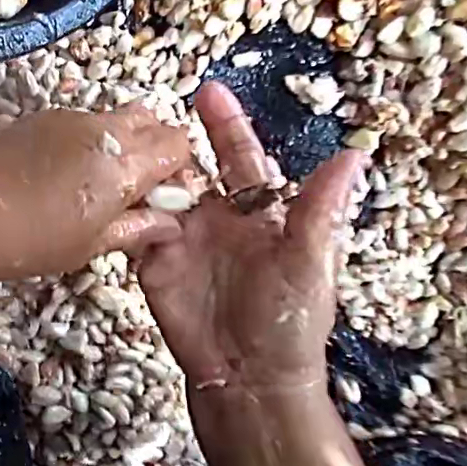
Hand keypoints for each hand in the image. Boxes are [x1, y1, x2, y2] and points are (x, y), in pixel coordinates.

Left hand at [0, 108, 190, 278]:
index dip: (177, 165)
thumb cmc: (36, 242)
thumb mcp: (93, 245)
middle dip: (154, 144)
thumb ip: (138, 227)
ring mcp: (72, 118)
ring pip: (116, 116)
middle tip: (133, 178)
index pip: (177, 144)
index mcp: (125, 167)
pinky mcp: (45, 115)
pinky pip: (82, 118)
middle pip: (152, 121)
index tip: (162, 188)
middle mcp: (105, 131)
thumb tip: (172, 223)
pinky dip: (88, 136)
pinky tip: (66, 164)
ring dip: (120, 138)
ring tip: (97, 172)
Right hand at [137, 84, 366, 399]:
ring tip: (125, 154)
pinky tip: (113, 196)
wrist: (246, 374)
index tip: (208, 91)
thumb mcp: (309, 263)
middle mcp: (216, 219)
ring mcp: (181, 239)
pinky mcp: (152, 263)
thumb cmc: (287, 321)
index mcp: (258, 214)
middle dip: (173, 143)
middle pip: (190, 169)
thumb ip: (319, 210)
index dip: (226, 125)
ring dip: (144, 173)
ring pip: (158, 194)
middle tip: (149, 122)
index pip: (239, 158)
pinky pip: (135, 229)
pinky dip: (125, 212)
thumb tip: (353, 152)